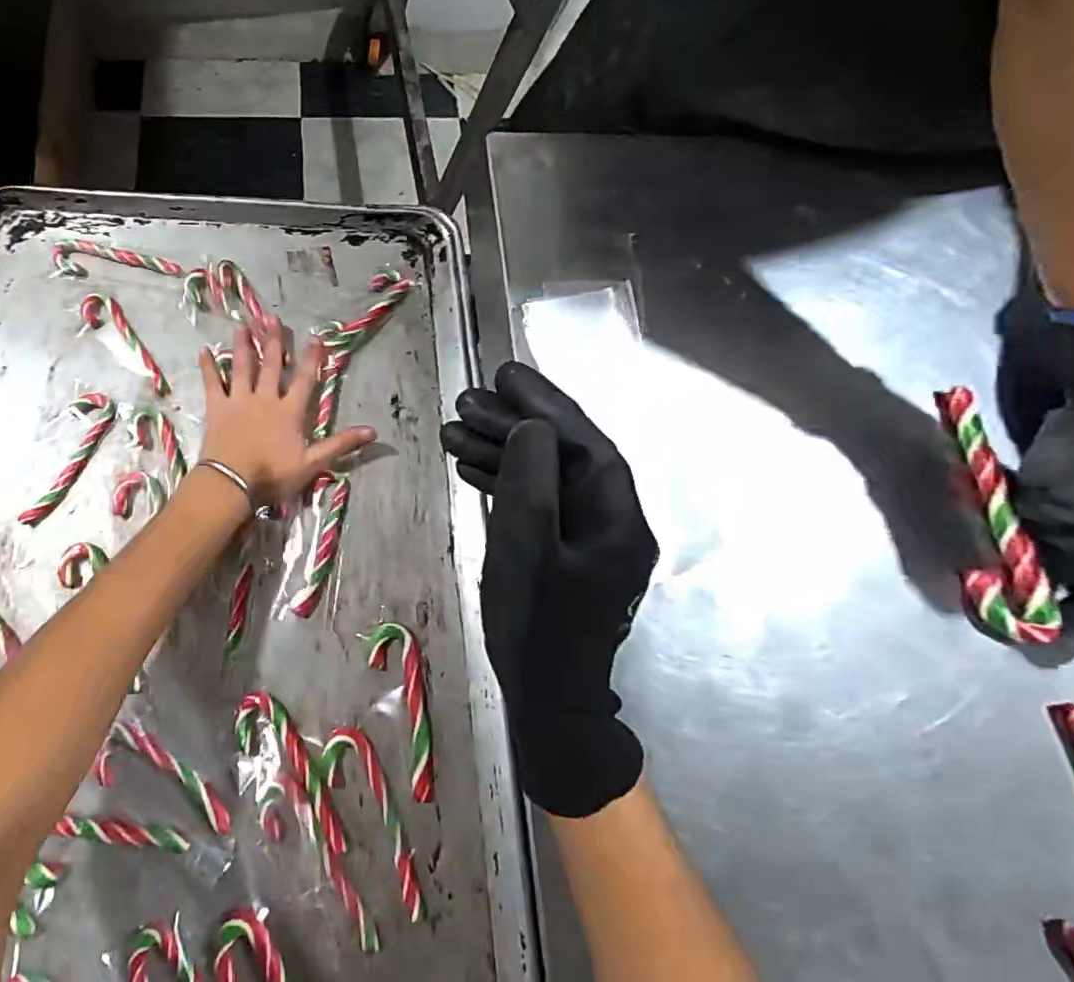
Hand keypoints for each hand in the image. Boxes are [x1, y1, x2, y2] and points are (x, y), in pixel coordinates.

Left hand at [199, 320, 375, 506]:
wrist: (232, 482)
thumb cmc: (273, 475)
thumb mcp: (312, 463)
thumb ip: (341, 444)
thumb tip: (373, 431)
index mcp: (290, 412)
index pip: (305, 380)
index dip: (312, 358)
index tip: (316, 337)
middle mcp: (265, 399)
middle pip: (272, 365)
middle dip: (274, 341)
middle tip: (272, 318)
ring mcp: (239, 400)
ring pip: (242, 367)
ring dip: (243, 346)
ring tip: (242, 326)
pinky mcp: (217, 408)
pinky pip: (212, 382)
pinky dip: (207, 366)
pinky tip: (203, 350)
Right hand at [440, 362, 657, 816]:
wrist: (547, 699)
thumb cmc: (538, 629)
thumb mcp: (527, 552)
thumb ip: (529, 484)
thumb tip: (530, 425)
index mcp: (618, 520)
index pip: (585, 444)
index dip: (546, 404)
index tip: (506, 374)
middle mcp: (611, 522)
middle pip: (565, 456)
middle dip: (517, 423)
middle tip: (469, 398)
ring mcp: (587, 540)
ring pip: (546, 479)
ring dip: (503, 452)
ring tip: (455, 430)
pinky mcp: (564, 556)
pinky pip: (537, 506)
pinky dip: (505, 484)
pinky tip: (470, 469)